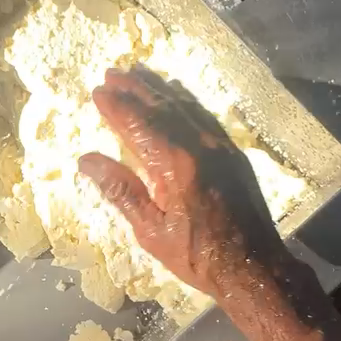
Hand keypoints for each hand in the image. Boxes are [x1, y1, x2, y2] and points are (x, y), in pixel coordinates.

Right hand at [79, 66, 290, 303]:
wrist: (254, 267)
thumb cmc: (197, 255)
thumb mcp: (150, 230)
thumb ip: (120, 191)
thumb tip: (87, 161)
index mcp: (174, 166)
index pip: (138, 125)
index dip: (116, 107)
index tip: (98, 92)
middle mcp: (199, 147)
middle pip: (161, 108)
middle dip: (135, 89)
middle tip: (112, 72)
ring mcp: (220, 147)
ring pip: (185, 107)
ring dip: (159, 90)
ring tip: (138, 74)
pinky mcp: (233, 155)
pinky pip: (205, 117)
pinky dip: (186, 102)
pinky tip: (177, 96)